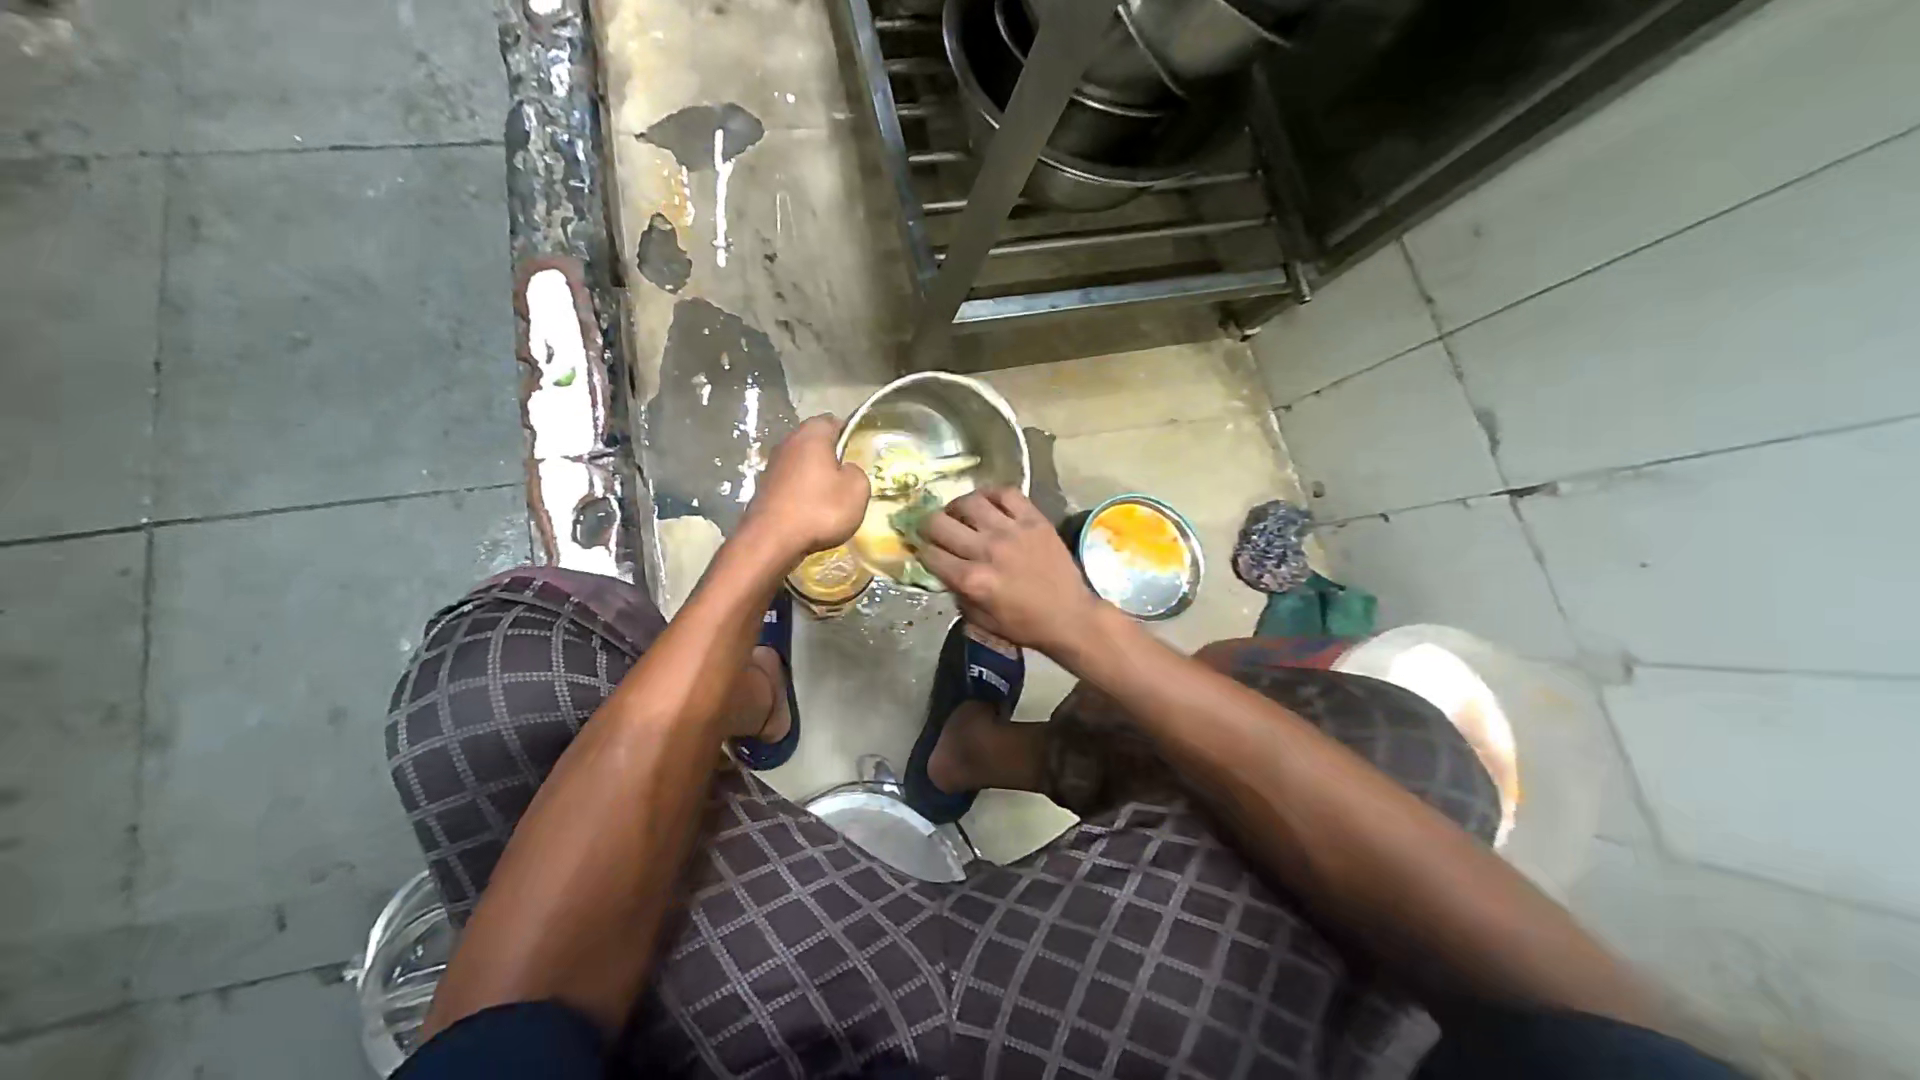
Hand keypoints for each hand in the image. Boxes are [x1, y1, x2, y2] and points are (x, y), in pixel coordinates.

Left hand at [739, 415, 869, 561]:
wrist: (771, 541)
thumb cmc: (819, 509)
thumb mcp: (857, 489)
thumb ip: (858, 472)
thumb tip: (846, 470)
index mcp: (812, 434)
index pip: (834, 421)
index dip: (850, 434)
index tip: (860, 453)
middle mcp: (788, 442)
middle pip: (816, 442)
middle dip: (832, 456)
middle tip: (849, 477)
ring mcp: (773, 466)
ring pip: (803, 464)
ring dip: (816, 476)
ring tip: (832, 498)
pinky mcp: (764, 488)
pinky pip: (791, 483)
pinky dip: (802, 493)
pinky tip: (812, 511)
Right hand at [917, 488, 1103, 655]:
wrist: (1069, 616)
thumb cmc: (1024, 624)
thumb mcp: (980, 619)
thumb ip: (957, 592)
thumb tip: (943, 568)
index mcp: (972, 580)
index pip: (930, 554)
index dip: (921, 551)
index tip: (925, 550)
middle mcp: (987, 550)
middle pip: (940, 523)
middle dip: (929, 527)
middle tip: (935, 530)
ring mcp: (1011, 531)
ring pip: (969, 501)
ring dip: (957, 507)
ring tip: (960, 514)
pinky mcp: (1034, 519)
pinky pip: (1005, 493)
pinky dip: (990, 494)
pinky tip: (987, 503)